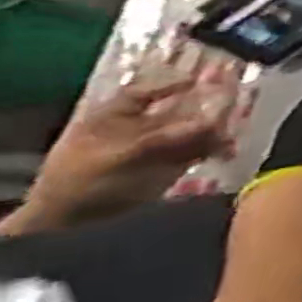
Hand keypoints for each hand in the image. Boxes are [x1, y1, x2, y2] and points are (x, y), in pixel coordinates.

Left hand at [25, 67, 240, 224]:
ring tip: (232, 135)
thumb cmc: (81, 182)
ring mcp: (153, 149)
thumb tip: (209, 123)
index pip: (143, 93)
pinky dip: (215, 150)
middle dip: (205, 106)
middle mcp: (136, 129)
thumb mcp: (118, 156)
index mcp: (112, 118)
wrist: (68, 223)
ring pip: (193, 132)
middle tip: (233, 100)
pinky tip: (227, 152)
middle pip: (177, 111)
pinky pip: (198, 152)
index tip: (199, 78)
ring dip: (215, 132)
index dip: (170, 84)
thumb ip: (164, 138)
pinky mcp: (168, 168)